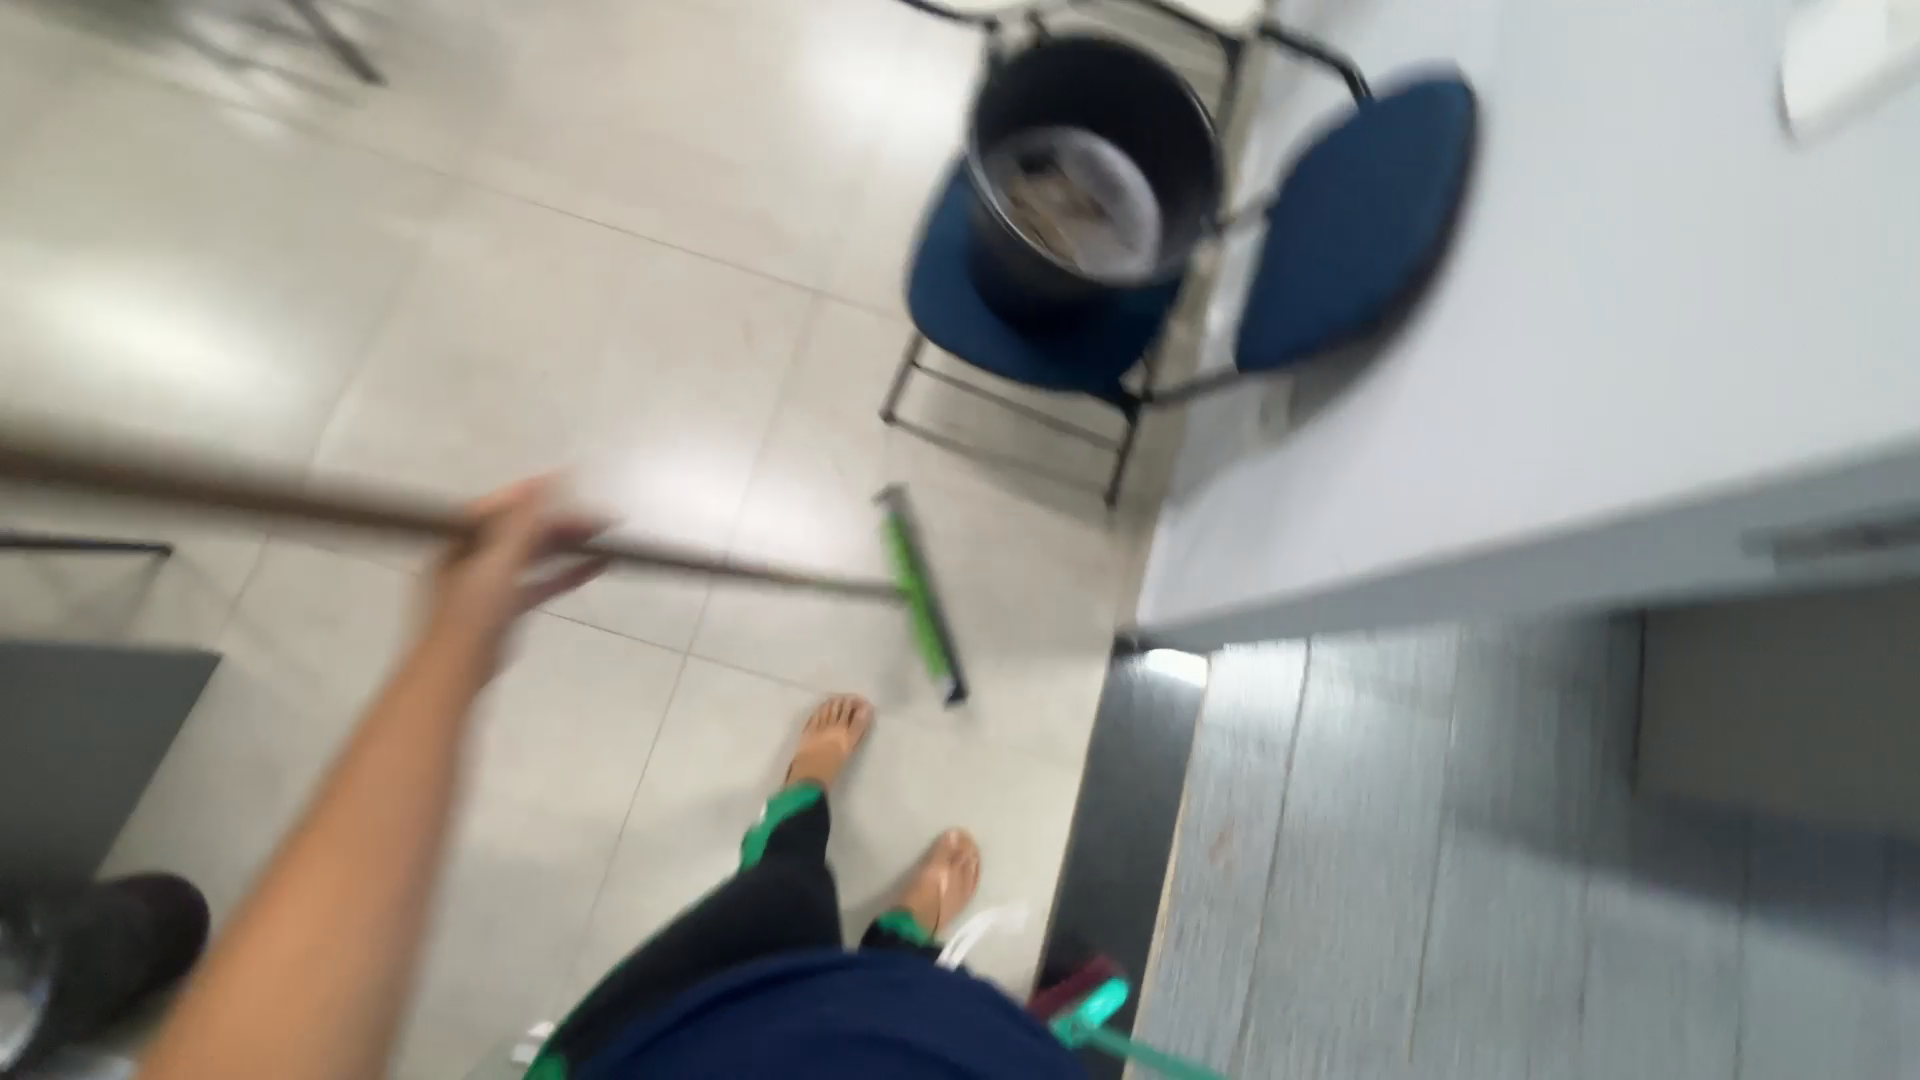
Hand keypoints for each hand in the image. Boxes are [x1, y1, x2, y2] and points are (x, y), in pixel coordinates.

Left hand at [419, 477, 609, 670]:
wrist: (455, 670)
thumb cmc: (472, 612)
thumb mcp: (499, 560)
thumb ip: (525, 522)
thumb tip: (549, 481)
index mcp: (463, 538)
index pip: (505, 506)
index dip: (539, 494)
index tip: (575, 484)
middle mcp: (473, 554)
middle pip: (524, 529)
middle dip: (563, 523)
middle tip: (603, 521)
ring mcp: (490, 580)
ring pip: (535, 554)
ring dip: (569, 546)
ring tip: (605, 538)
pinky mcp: (507, 605)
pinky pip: (541, 580)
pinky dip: (566, 572)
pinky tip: (597, 567)